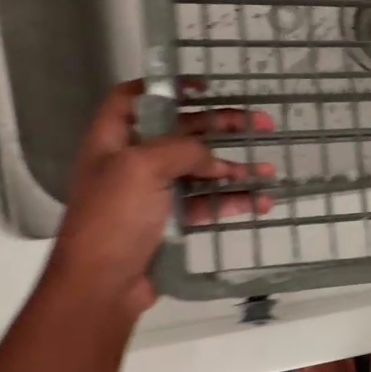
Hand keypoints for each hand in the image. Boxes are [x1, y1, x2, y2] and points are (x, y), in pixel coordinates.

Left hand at [46, 81, 274, 316]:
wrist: (102, 284)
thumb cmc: (113, 218)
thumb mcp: (142, 168)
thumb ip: (182, 150)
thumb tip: (211, 158)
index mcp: (112, 141)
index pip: (132, 98)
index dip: (165, 87)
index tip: (203, 87)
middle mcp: (131, 163)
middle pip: (179, 133)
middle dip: (219, 126)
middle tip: (259, 123)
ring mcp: (151, 194)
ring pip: (200, 171)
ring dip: (234, 167)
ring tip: (268, 170)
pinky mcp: (168, 223)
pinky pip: (207, 205)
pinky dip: (233, 202)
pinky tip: (260, 203)